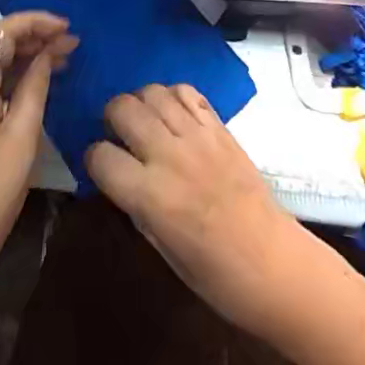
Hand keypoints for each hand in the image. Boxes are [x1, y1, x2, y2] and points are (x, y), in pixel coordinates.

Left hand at [0, 13, 77, 277]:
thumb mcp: (21, 136)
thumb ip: (35, 86)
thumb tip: (48, 52)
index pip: (0, 34)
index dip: (35, 23)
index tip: (69, 27)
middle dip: (33, 38)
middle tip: (73, 43)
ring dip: (25, 57)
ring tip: (65, 58)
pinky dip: (13, 79)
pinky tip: (40, 83)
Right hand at [85, 84, 309, 332]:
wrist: (271, 259)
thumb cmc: (213, 272)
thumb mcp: (160, 246)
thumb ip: (136, 205)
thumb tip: (120, 178)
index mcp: (150, 195)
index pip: (101, 156)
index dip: (93, 158)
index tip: (99, 164)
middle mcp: (170, 155)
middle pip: (124, 108)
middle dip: (112, 116)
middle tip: (117, 132)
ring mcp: (198, 136)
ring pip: (155, 92)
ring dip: (141, 101)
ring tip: (144, 118)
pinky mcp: (221, 127)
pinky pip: (189, 93)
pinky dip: (173, 96)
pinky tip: (173, 113)